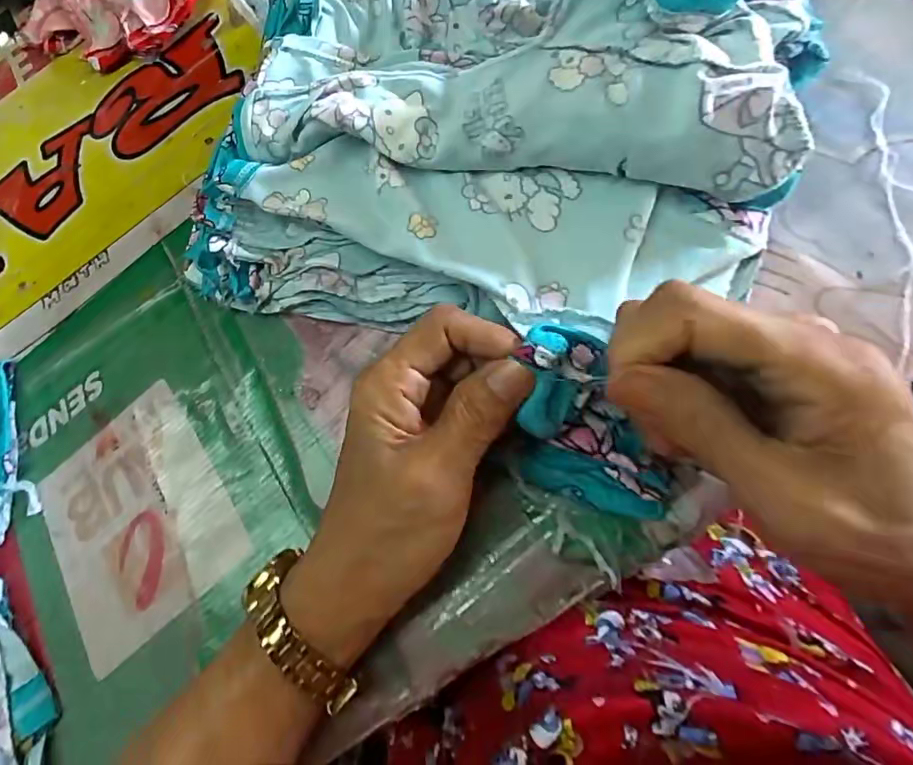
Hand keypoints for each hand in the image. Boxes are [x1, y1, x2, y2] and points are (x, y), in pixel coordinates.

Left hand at [281, 305, 535, 666]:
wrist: (357, 584)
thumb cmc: (392, 530)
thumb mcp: (440, 469)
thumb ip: (478, 411)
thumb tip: (526, 362)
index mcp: (388, 380)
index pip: (443, 326)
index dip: (490, 337)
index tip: (537, 371)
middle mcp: (398, 384)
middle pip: (456, 347)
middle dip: (504, 363)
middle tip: (555, 396)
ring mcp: (412, 410)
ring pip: (465, 376)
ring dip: (505, 388)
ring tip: (550, 412)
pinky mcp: (427, 436)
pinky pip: (464, 407)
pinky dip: (496, 412)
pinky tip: (528, 430)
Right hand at [605, 282, 912, 606]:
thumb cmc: (877, 539)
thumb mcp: (780, 495)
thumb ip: (700, 426)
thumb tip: (622, 379)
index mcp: (810, 356)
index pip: (686, 307)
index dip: (637, 345)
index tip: (629, 405)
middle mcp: (800, 333)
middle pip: (678, 310)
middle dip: (646, 364)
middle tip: (663, 434)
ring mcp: (793, 345)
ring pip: (684, 330)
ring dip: (661, 378)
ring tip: (684, 440)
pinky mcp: (784, 364)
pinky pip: (706, 351)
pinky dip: (682, 385)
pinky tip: (705, 431)